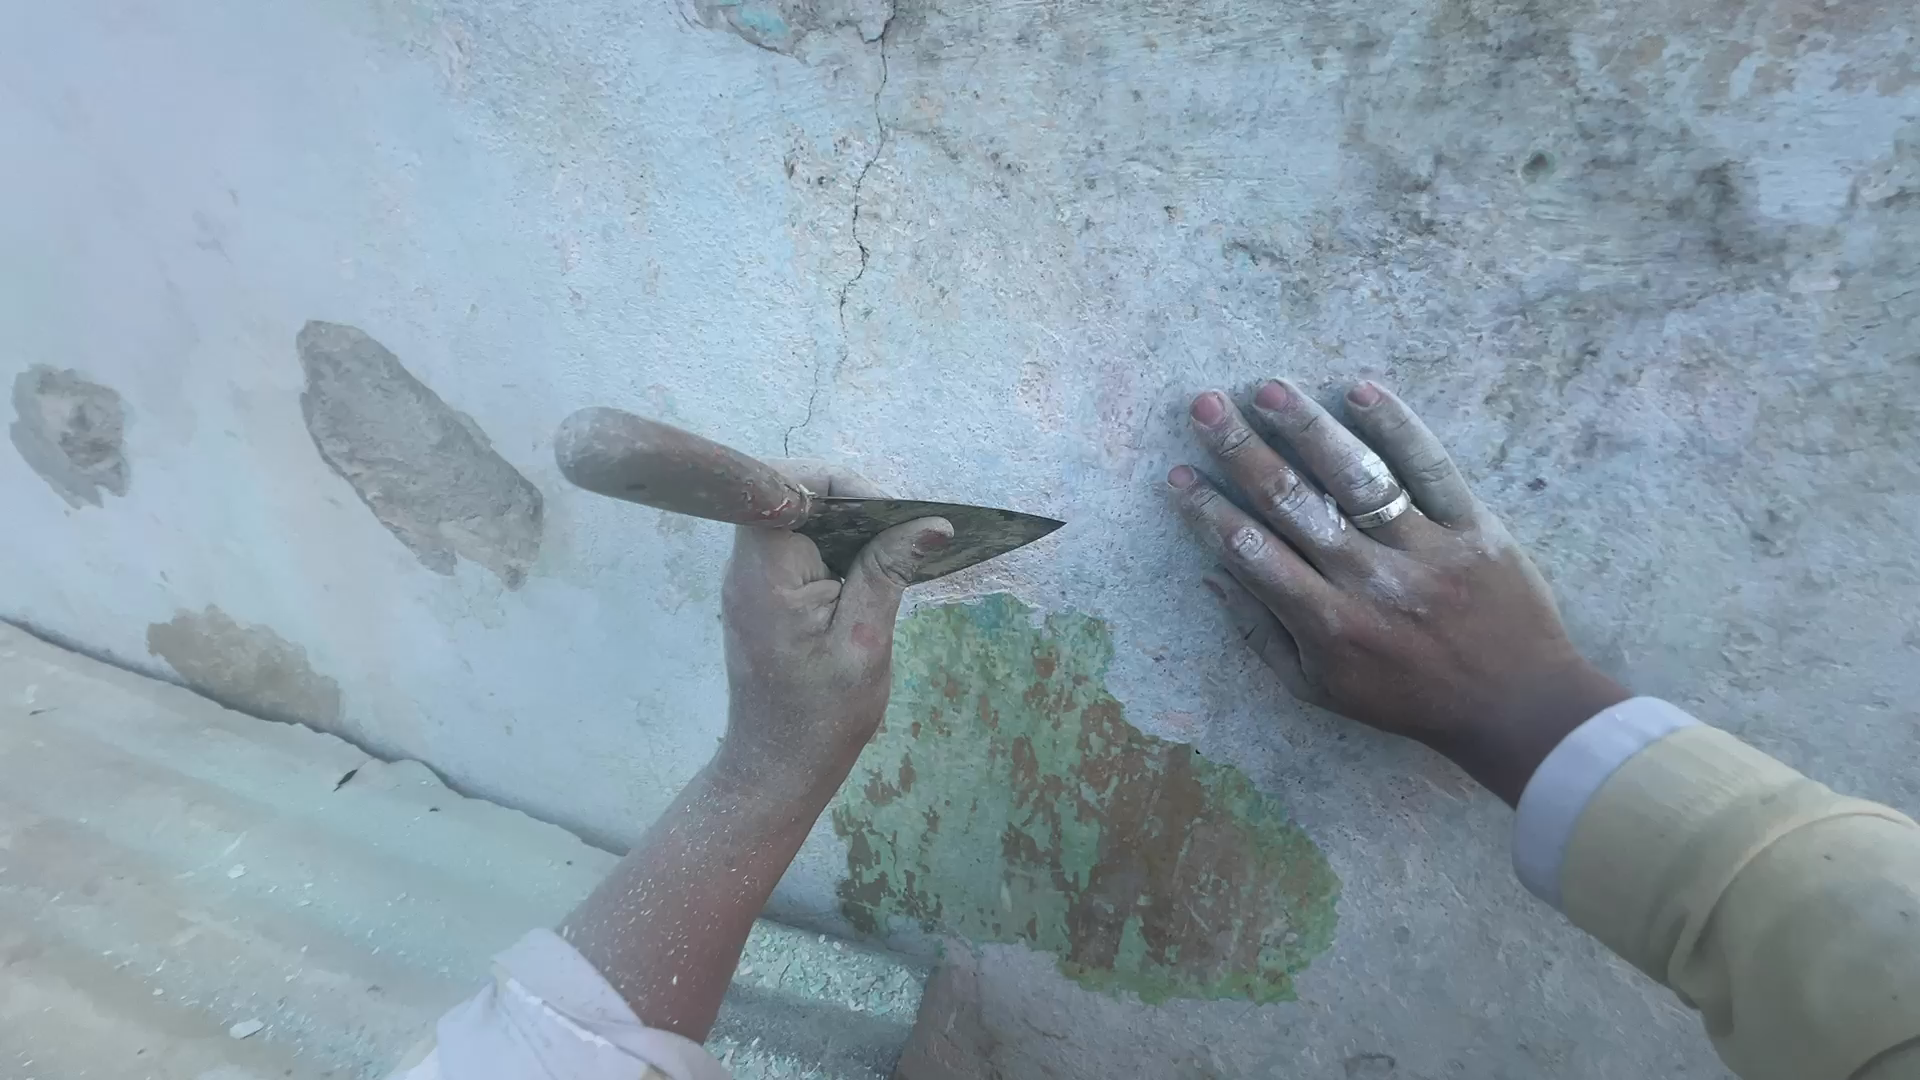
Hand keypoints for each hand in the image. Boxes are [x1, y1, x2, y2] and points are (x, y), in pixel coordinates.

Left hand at [716, 462, 952, 798]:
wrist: (779, 767)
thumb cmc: (822, 715)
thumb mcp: (867, 641)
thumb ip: (889, 572)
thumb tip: (932, 523)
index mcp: (766, 574)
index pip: (786, 488)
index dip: (838, 484)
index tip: (888, 514)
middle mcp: (748, 567)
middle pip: (793, 497)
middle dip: (851, 504)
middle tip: (900, 533)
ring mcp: (753, 579)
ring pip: (799, 520)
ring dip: (848, 527)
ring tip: (893, 551)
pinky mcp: (765, 593)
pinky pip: (800, 547)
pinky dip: (838, 548)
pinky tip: (871, 569)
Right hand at [1168, 380, 1626, 804]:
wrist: (1519, 708)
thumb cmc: (1402, 697)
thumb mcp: (1313, 688)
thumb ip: (1258, 633)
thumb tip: (1212, 574)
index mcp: (1325, 622)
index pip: (1250, 551)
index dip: (1206, 510)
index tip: (1177, 474)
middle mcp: (1368, 579)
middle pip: (1292, 501)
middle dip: (1239, 450)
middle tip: (1204, 407)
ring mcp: (1424, 549)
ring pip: (1355, 476)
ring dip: (1306, 427)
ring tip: (1266, 389)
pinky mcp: (1476, 528)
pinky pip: (1431, 470)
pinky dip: (1397, 428)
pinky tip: (1360, 392)